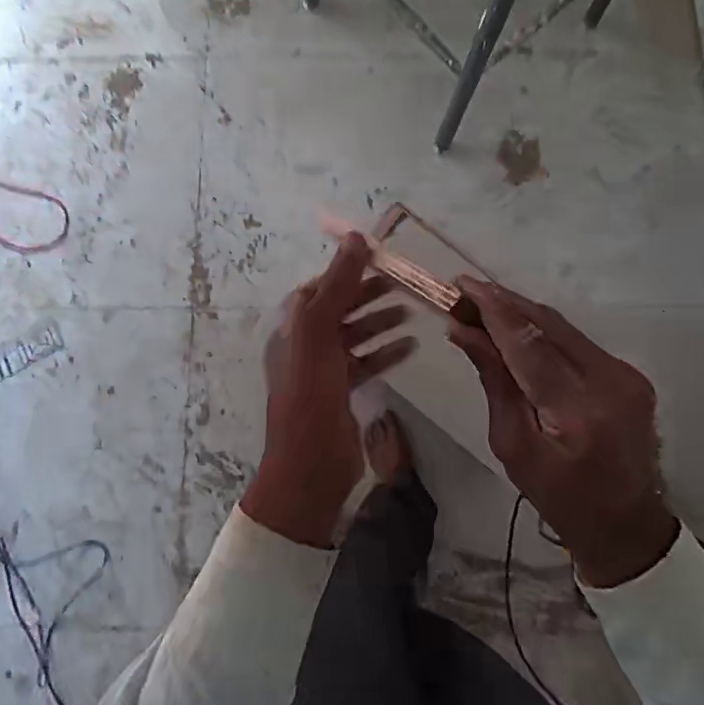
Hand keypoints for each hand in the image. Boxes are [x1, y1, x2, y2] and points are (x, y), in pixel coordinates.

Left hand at [241, 233, 417, 546]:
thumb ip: (337, 286)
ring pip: (354, 334)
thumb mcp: (318, 333)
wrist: (309, 466)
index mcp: (292, 326)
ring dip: (380, 321)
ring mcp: (323, 369)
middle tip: (403, 283)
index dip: (347, 271)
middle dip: (368, 293)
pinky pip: (365, 362)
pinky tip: (411, 346)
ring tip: (411, 311)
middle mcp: (304, 343)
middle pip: (339, 307)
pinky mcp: (341, 391)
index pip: (320, 287)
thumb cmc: (310, 394)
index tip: (380, 259)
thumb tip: (355, 239)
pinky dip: (386, 351)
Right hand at [448, 279, 678, 586]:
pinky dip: (540, 329)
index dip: (493, 310)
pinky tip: (513, 327)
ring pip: (561, 327)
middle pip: (548, 325)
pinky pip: (574, 340)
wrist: (627, 526)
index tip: (462, 285)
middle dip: (502, 303)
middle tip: (463, 292)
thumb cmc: (559, 497)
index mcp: (579, 411)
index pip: (528, 344)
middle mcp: (610, 382)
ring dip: (519, 312)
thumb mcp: (513, 446)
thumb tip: (464, 332)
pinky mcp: (628, 374)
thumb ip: (493, 382)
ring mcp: (625, 375)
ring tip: (480, 304)